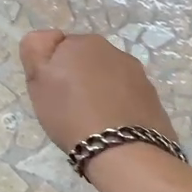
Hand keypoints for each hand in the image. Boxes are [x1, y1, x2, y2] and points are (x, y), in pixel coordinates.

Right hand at [18, 30, 177, 153]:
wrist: (126, 153)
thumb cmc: (71, 112)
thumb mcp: (36, 78)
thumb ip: (35, 47)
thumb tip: (49, 37)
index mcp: (85, 42)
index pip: (58, 46)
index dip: (50, 67)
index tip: (49, 88)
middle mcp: (116, 52)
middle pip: (85, 61)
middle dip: (77, 76)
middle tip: (67, 103)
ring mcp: (140, 77)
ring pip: (108, 79)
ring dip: (99, 90)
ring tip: (91, 118)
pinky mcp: (155, 101)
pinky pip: (126, 98)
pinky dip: (117, 106)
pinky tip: (111, 126)